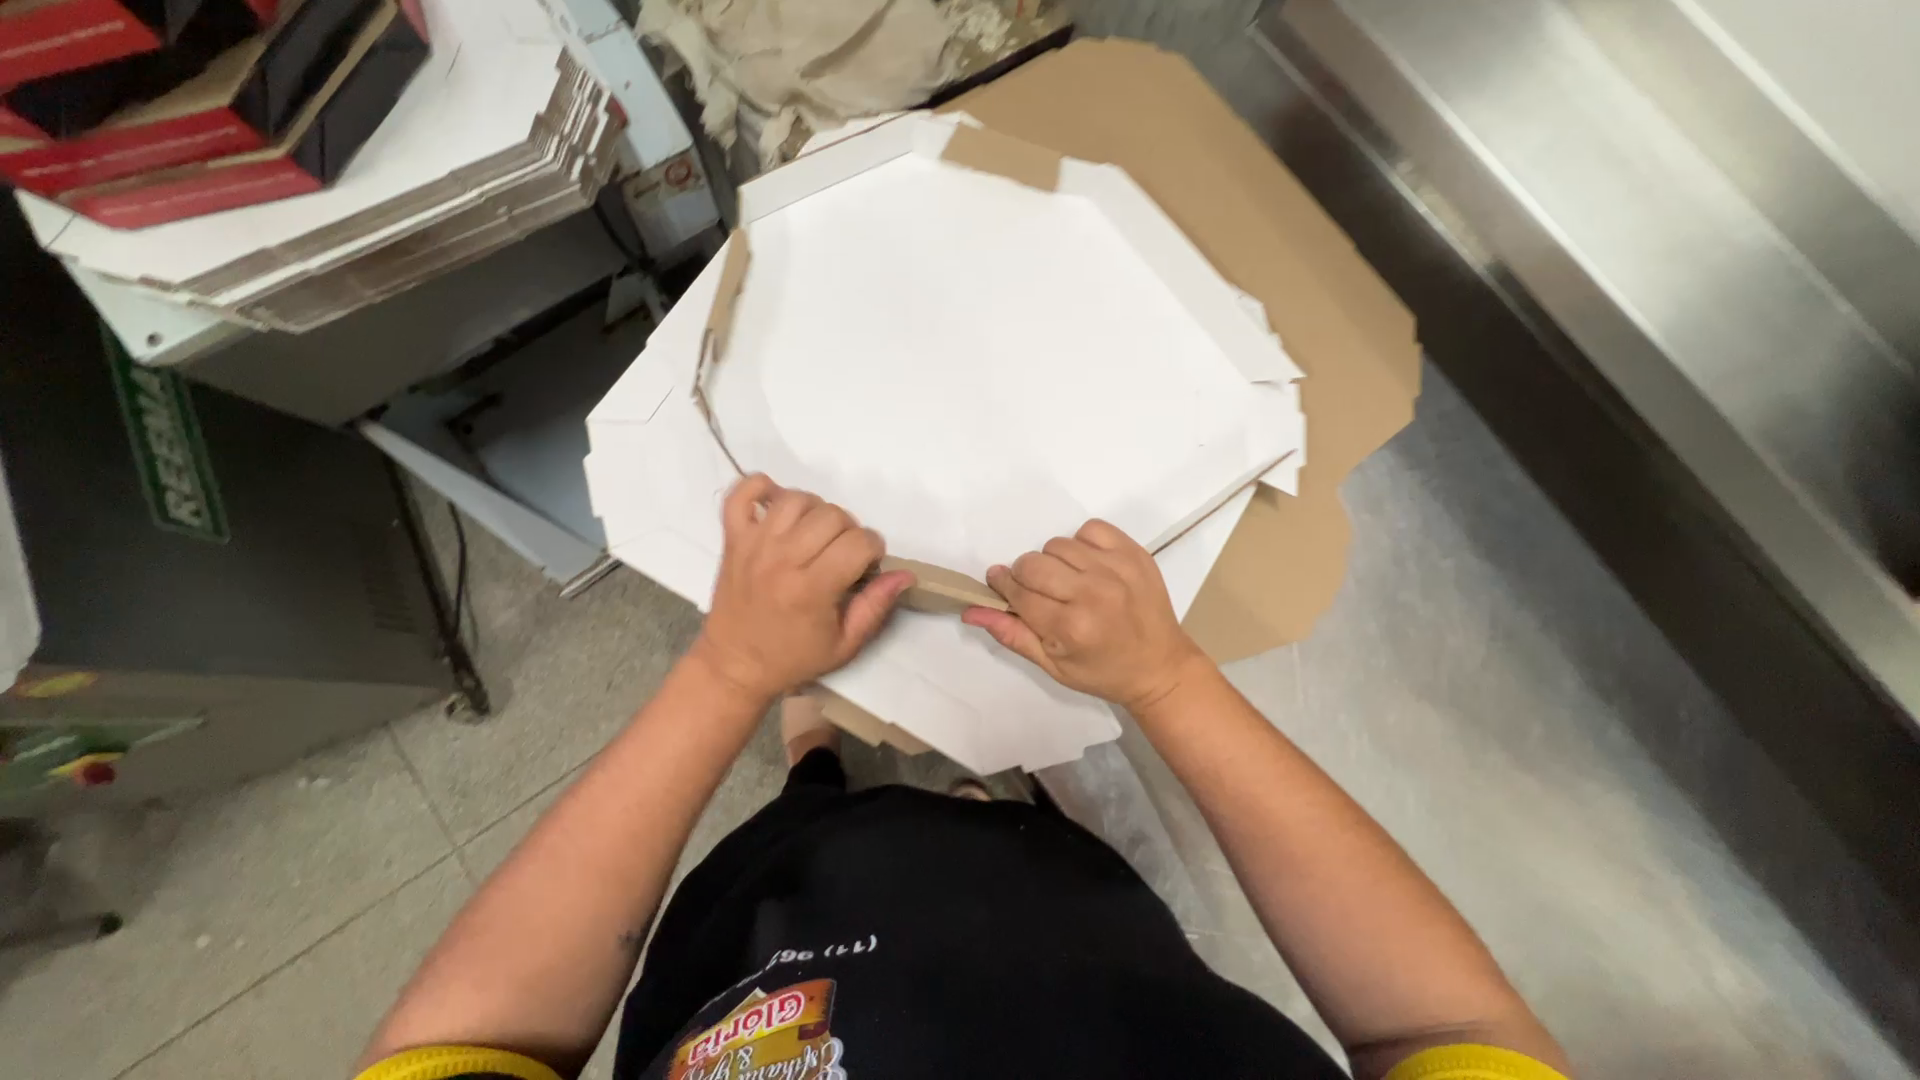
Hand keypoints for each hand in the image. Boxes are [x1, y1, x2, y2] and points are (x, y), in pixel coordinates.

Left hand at [690, 474, 912, 700]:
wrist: (734, 665)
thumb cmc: (793, 658)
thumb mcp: (845, 645)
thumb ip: (875, 607)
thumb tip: (904, 574)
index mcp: (811, 589)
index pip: (858, 542)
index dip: (873, 549)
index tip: (867, 565)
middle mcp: (782, 560)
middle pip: (831, 514)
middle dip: (849, 530)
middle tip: (842, 553)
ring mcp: (754, 545)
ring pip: (795, 499)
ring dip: (815, 510)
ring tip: (815, 534)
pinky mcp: (733, 539)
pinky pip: (741, 494)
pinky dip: (760, 488)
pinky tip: (777, 505)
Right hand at [962, 519, 1212, 712]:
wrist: (1160, 667)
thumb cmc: (1103, 671)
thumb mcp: (1052, 665)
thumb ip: (1012, 634)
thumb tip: (971, 611)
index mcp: (1071, 626)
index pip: (1018, 593)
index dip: (1003, 589)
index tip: (1001, 588)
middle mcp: (1093, 593)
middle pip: (1033, 564)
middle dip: (1025, 576)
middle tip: (1038, 593)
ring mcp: (1117, 570)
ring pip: (1058, 545)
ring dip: (1054, 562)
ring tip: (1068, 583)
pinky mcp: (1134, 554)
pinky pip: (1090, 529)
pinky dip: (1082, 544)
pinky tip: (1088, 566)